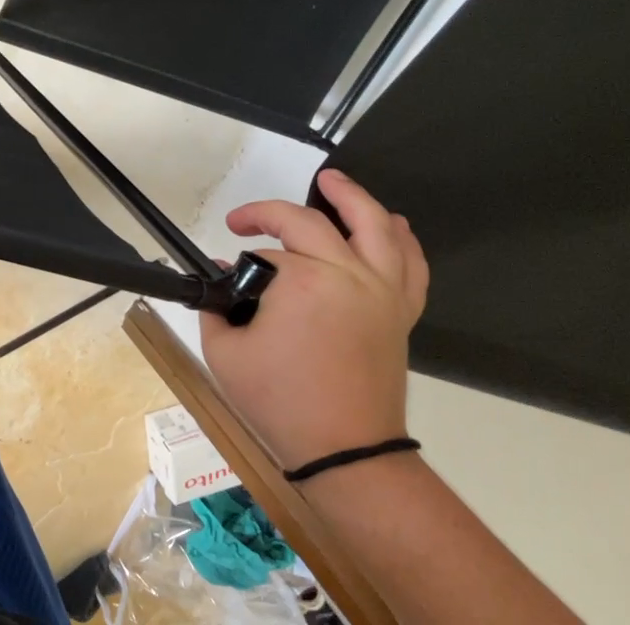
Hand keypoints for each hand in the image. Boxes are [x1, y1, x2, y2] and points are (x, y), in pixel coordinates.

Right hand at [200, 169, 428, 467]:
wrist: (345, 448)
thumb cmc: (278, 399)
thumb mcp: (224, 349)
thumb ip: (218, 304)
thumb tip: (226, 278)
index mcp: (306, 283)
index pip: (267, 248)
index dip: (239, 250)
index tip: (222, 261)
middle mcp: (351, 276)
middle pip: (315, 222)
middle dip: (273, 212)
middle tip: (246, 219)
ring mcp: (384, 293)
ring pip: (378, 228)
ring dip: (354, 199)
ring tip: (332, 182)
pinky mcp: (401, 313)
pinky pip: (411, 265)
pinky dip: (401, 239)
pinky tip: (390, 224)